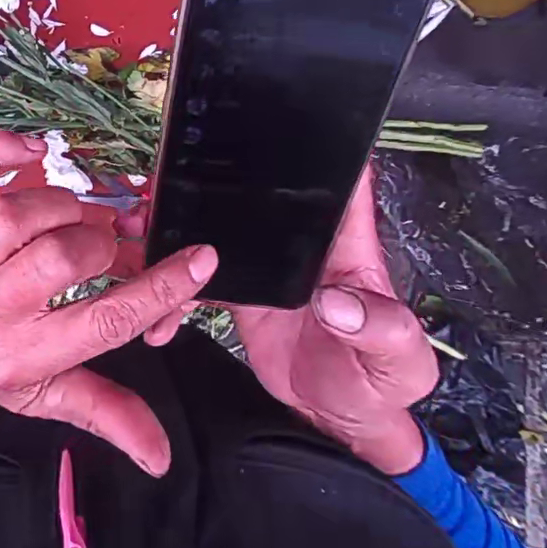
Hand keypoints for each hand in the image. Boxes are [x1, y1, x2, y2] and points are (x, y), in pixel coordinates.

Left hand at [0, 131, 217, 476]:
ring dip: (59, 208)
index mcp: (24, 354)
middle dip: (99, 247)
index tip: (203, 258)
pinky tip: (29, 150)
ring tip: (72, 219)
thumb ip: (107, 414)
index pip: (105, 322)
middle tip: (106, 247)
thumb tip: (162, 453)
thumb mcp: (49, 397)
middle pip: (58, 261)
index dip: (161, 289)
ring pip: (12, 216)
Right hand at [142, 165, 437, 473]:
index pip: (338, 179)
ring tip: (146, 244)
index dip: (311, 147)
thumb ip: (382, 329)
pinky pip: (202, 280)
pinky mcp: (242, 292)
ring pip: (221, 232)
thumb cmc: (380, 383)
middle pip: (261, 195)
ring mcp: (269, 265)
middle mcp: (304, 244)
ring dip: (184, 235)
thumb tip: (337, 303)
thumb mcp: (400, 360)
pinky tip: (160, 317)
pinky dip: (177, 292)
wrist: (339, 418)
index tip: (265, 129)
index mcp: (348, 245)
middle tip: (168, 191)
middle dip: (216, 186)